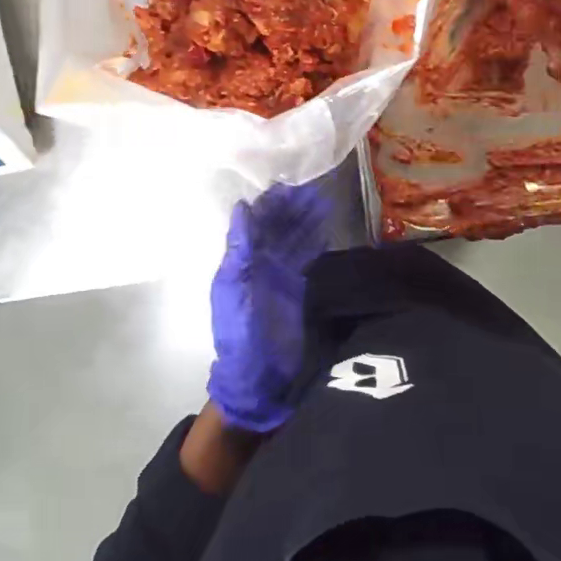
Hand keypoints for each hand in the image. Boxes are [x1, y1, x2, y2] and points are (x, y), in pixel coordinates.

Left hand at [205, 183, 331, 432]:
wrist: (256, 375)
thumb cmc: (239, 333)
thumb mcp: (234, 289)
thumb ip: (240, 250)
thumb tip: (241, 207)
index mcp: (241, 261)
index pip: (256, 224)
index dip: (270, 204)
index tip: (287, 185)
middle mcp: (259, 264)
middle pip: (278, 229)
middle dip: (293, 208)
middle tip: (314, 189)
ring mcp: (279, 276)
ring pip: (294, 240)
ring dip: (307, 221)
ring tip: (324, 201)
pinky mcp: (296, 290)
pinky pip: (306, 260)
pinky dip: (315, 244)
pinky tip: (326, 230)